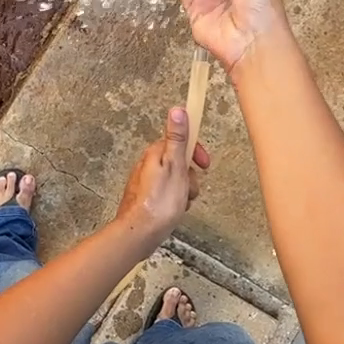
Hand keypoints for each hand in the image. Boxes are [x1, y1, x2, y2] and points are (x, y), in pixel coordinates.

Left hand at [115, 106, 212, 243]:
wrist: (140, 233)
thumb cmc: (159, 203)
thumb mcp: (175, 166)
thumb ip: (177, 139)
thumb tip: (177, 110)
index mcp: (155, 154)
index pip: (179, 141)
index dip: (195, 151)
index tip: (203, 163)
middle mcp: (148, 165)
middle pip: (178, 162)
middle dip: (190, 176)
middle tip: (191, 188)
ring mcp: (146, 182)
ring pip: (175, 180)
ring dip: (184, 190)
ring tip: (182, 202)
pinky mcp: (146, 198)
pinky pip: (167, 194)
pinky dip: (175, 200)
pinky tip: (175, 210)